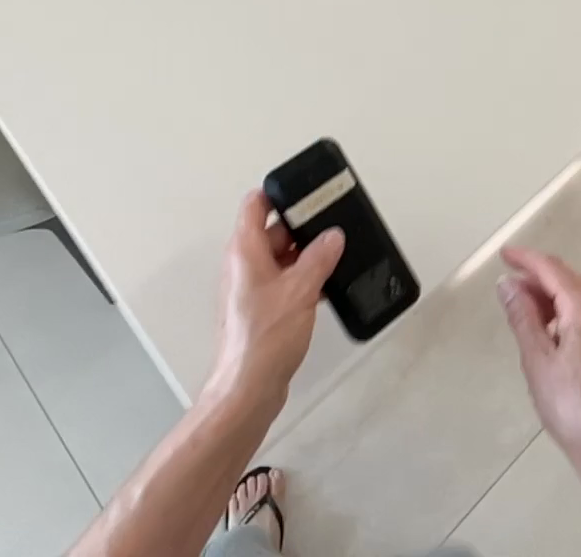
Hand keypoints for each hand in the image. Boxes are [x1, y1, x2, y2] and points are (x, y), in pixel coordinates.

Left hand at [205, 190, 344, 408]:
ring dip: (306, 255)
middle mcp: (244, 264)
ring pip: (281, 257)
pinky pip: (284, 281)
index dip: (279, 194)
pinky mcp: (261, 309)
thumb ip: (319, 258)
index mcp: (244, 249)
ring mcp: (251, 287)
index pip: (255, 204)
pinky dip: (303, 278)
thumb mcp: (300, 290)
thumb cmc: (264, 338)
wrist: (247, 388)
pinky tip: (327, 284)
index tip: (307, 192)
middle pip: (273, 230)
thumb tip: (333, 236)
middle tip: (333, 224)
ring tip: (337, 254)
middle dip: (303, 227)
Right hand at [497, 246, 580, 489]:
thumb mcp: (538, 362)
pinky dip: (572, 313)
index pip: (553, 270)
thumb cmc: (573, 411)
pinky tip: (557, 332)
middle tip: (511, 286)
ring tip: (528, 311)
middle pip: (571, 281)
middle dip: (540, 278)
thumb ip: (522, 317)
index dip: (526, 259)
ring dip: (555, 297)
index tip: (505, 255)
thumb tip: (508, 284)